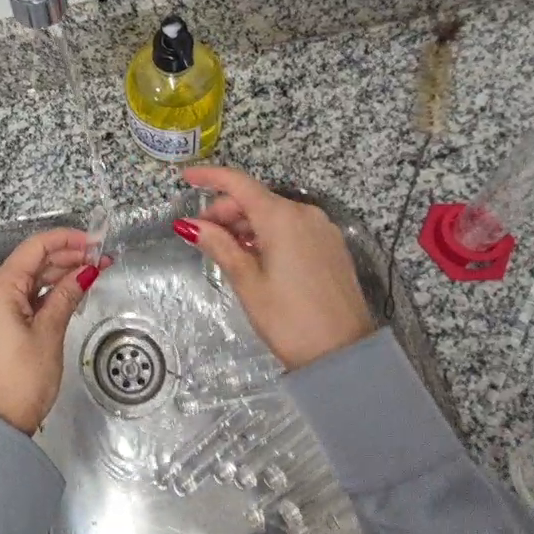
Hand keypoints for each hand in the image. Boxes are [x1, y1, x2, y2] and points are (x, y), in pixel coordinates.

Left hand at [0, 228, 102, 434]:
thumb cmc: (23, 376)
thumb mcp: (49, 332)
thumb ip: (67, 296)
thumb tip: (87, 271)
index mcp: (1, 286)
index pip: (35, 248)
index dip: (65, 239)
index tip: (95, 241)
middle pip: (34, 260)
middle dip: (68, 255)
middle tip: (102, 258)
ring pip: (34, 277)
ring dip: (62, 272)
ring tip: (95, 270)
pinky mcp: (6, 322)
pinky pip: (30, 295)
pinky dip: (52, 290)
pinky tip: (76, 289)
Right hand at [174, 167, 375, 371]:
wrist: (347, 357)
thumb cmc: (289, 319)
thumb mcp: (247, 282)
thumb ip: (218, 245)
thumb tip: (188, 224)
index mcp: (282, 217)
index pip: (238, 183)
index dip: (209, 177)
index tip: (186, 177)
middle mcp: (305, 213)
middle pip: (255, 199)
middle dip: (225, 212)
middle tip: (203, 237)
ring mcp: (323, 229)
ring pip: (274, 214)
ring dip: (246, 225)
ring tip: (228, 252)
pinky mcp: (332, 246)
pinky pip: (292, 227)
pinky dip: (269, 234)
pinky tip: (256, 257)